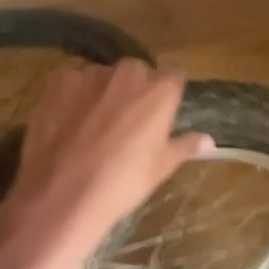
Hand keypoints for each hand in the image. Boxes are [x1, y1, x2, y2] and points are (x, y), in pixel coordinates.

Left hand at [1, 58, 212, 255]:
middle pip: (138, 71)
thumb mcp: (160, 168)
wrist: (62, 197)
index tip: (162, 110)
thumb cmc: (121, 185)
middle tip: (126, 120)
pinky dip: (73, 94)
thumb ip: (185, 146)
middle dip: (134, 88)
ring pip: (104, 75)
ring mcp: (92, 74)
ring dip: (103, 90)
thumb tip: (209, 141)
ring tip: (92, 123)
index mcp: (160, 91)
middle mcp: (130, 73)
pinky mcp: (60, 81)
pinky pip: (73, 80)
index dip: (168, 91)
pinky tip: (67, 119)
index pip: (175, 74)